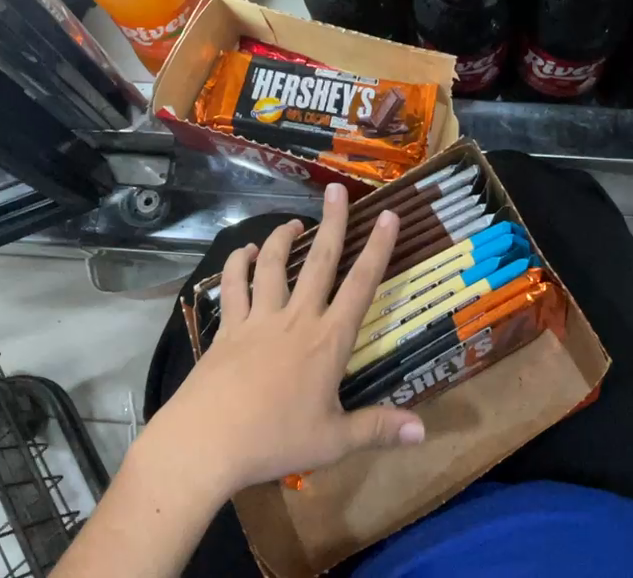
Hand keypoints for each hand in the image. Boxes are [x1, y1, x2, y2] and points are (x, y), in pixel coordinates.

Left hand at [143, 184, 425, 496]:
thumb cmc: (276, 440)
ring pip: (273, 264)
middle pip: (319, 261)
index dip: (378, 248)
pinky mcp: (227, 328)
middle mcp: (296, 319)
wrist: (207, 442)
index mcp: (328, 341)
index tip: (388, 215)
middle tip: (337, 190)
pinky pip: (234, 286)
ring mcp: (259, 319)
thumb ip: (379, 429)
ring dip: (282, 238)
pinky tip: (244, 252)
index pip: (361, 286)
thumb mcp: (334, 441)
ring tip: (293, 223)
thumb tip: (424, 432)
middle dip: (332, 222)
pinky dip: (238, 264)